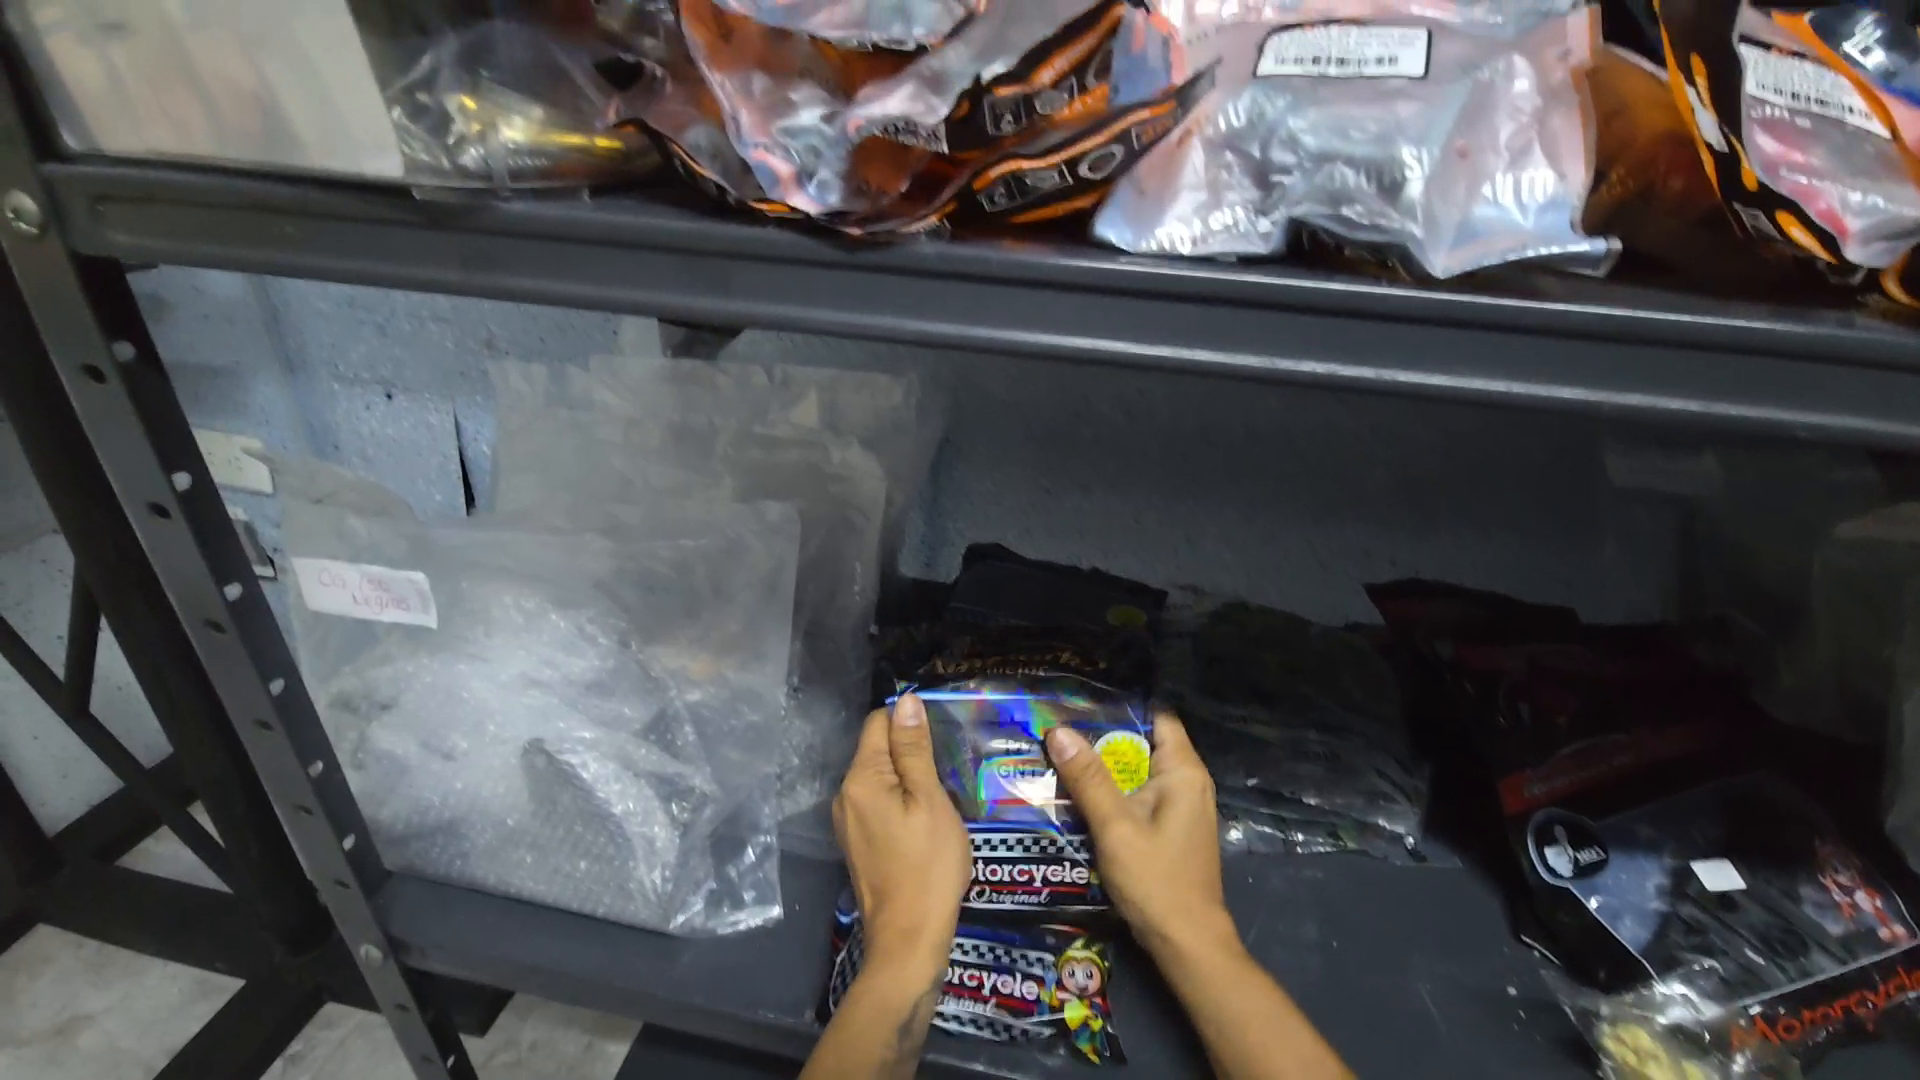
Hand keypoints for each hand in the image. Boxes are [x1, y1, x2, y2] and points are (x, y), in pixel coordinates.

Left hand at [834, 694, 971, 979]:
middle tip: (947, 770)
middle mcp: (844, 793)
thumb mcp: (930, 800)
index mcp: (860, 778)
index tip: (940, 741)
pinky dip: (898, 801)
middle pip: (876, 749)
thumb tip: (905, 701)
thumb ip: (914, 749)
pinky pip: (876, 802)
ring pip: (878, 777)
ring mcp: (846, 820)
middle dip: (909, 751)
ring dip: (906, 778)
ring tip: (940, 796)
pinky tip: (922, 820)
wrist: (908, 939)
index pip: (879, 722)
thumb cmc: (927, 865)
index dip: (910, 723)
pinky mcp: (855, 841)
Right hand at [1046, 712, 1238, 959]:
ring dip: (1102, 767)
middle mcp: (1187, 782)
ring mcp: (1179, 807)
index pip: (1157, 716)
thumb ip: (1088, 778)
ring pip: (1136, 772)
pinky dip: (1111, 792)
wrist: (1186, 944)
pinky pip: (1137, 796)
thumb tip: (1058, 731)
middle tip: (1056, 725)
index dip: (1121, 704)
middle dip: (1101, 736)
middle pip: (1141, 743)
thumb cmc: (1156, 880)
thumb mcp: (1115, 827)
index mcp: (1183, 772)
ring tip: (1057, 752)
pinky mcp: (1168, 828)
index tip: (1081, 698)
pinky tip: (1076, 793)